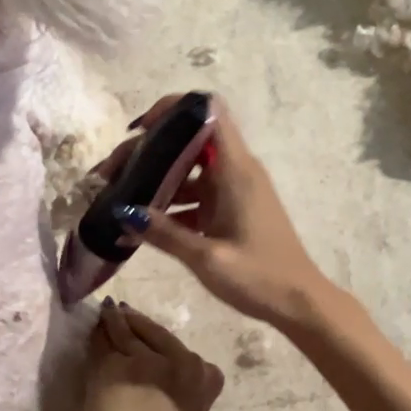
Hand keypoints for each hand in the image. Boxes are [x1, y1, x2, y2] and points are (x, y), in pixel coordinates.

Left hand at [80, 300, 223, 410]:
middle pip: (155, 332)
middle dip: (138, 322)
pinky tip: (96, 327)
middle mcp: (179, 360)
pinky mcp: (115, 360)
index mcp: (204, 376)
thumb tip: (168, 370)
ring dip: (115, 318)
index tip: (149, 331)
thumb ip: (188, 388)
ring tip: (107, 311)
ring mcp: (146, 358)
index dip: (159, 337)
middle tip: (123, 311)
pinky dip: (99, 333)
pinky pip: (105, 339)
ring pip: (127, 330)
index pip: (180, 346)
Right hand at [96, 94, 334, 327]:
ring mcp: (234, 189)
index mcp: (235, 170)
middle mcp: (236, 170)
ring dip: (155, 178)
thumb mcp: (206, 258)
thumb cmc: (259, 277)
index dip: (173, 109)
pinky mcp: (232, 208)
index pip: (209, 111)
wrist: (300, 302)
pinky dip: (170, 201)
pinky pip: (196, 192)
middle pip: (188, 140)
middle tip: (111, 174)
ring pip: (188, 168)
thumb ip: (164, 234)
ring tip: (118, 197)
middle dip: (149, 150)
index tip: (141, 130)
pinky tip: (143, 222)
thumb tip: (122, 213)